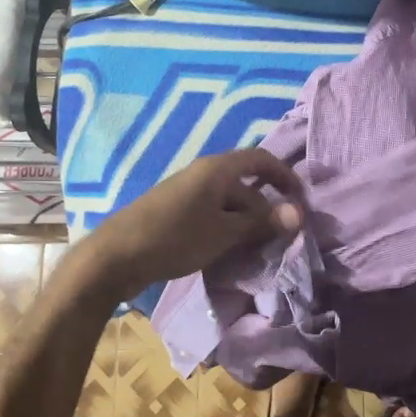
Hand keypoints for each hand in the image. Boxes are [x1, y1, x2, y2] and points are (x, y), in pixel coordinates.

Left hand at [67, 148, 303, 301]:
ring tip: (259, 248)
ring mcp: (187, 194)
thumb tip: (299, 213)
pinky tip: (230, 251)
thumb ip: (261, 222)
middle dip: (266, 207)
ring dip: (246, 222)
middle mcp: (202, 174)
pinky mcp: (175, 213)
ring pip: (228, 203)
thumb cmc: (175, 238)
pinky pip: (211, 214)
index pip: (260, 159)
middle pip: (245, 183)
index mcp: (216, 169)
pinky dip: (227, 229)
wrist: (115, 257)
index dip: (284, 175)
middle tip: (282, 235)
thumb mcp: (224, 233)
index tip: (300, 198)